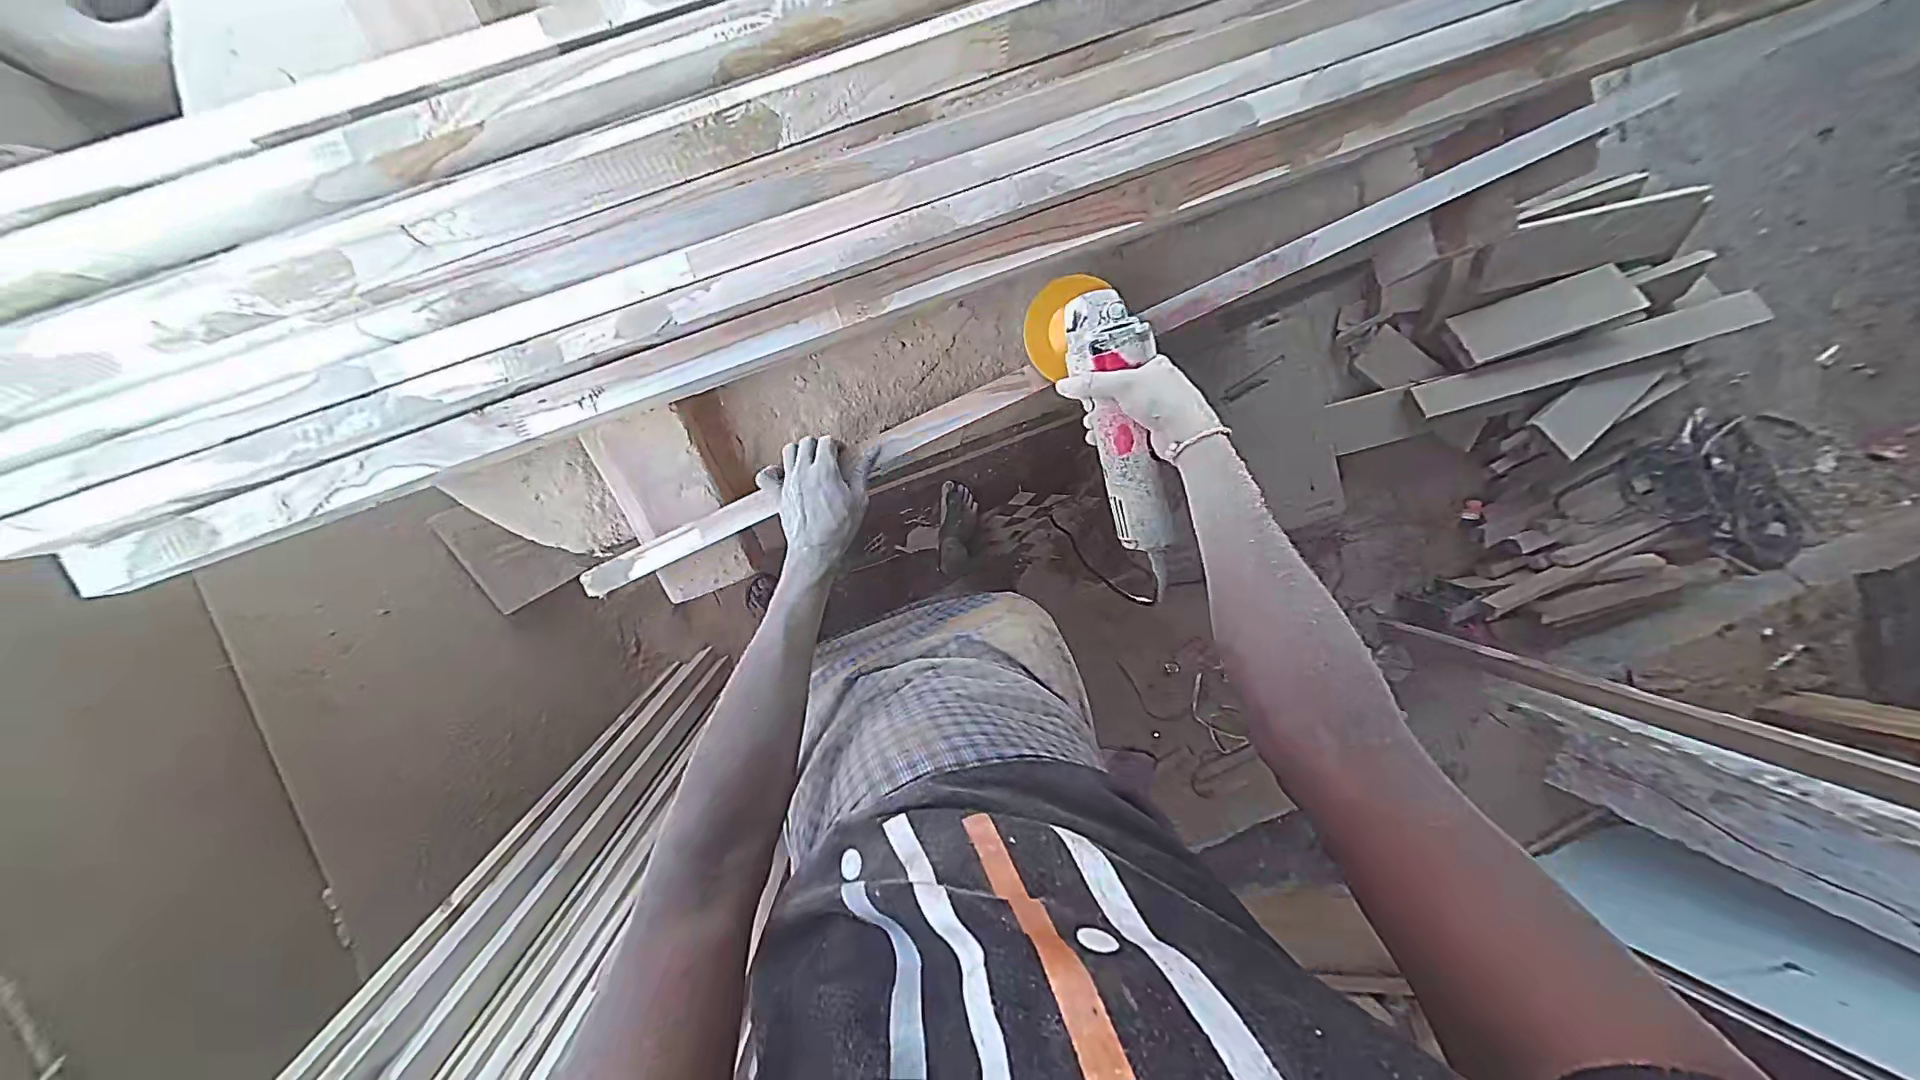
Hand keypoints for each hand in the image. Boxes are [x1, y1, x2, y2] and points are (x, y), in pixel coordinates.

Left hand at [756, 436, 877, 583]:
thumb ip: (863, 471)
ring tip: (809, 462)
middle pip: (807, 442)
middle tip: (827, 457)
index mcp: (825, 469)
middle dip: (818, 445)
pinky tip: (783, 475)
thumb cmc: (838, 529)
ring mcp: (788, 481)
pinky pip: (765, 475)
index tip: (842, 454)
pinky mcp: (778, 494)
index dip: (836, 445)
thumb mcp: (859, 499)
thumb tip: (873, 451)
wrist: (815, 550)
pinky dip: (772, 471)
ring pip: (788, 450)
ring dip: (800, 452)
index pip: (826, 441)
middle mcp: (803, 471)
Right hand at [1054, 355, 1221, 460]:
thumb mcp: (1123, 384)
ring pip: (1120, 412)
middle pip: (1117, 391)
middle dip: (1099, 401)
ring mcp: (1154, 409)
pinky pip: (1126, 429)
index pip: (1121, 363)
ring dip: (1104, 420)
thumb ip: (1091, 384)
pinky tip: (1105, 437)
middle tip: (1089, 405)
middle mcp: (1155, 385)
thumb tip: (1067, 384)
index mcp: (1154, 365)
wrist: (1186, 435)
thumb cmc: (1167, 402)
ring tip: (1094, 425)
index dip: (1102, 371)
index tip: (1086, 379)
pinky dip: (1114, 434)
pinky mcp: (1152, 429)